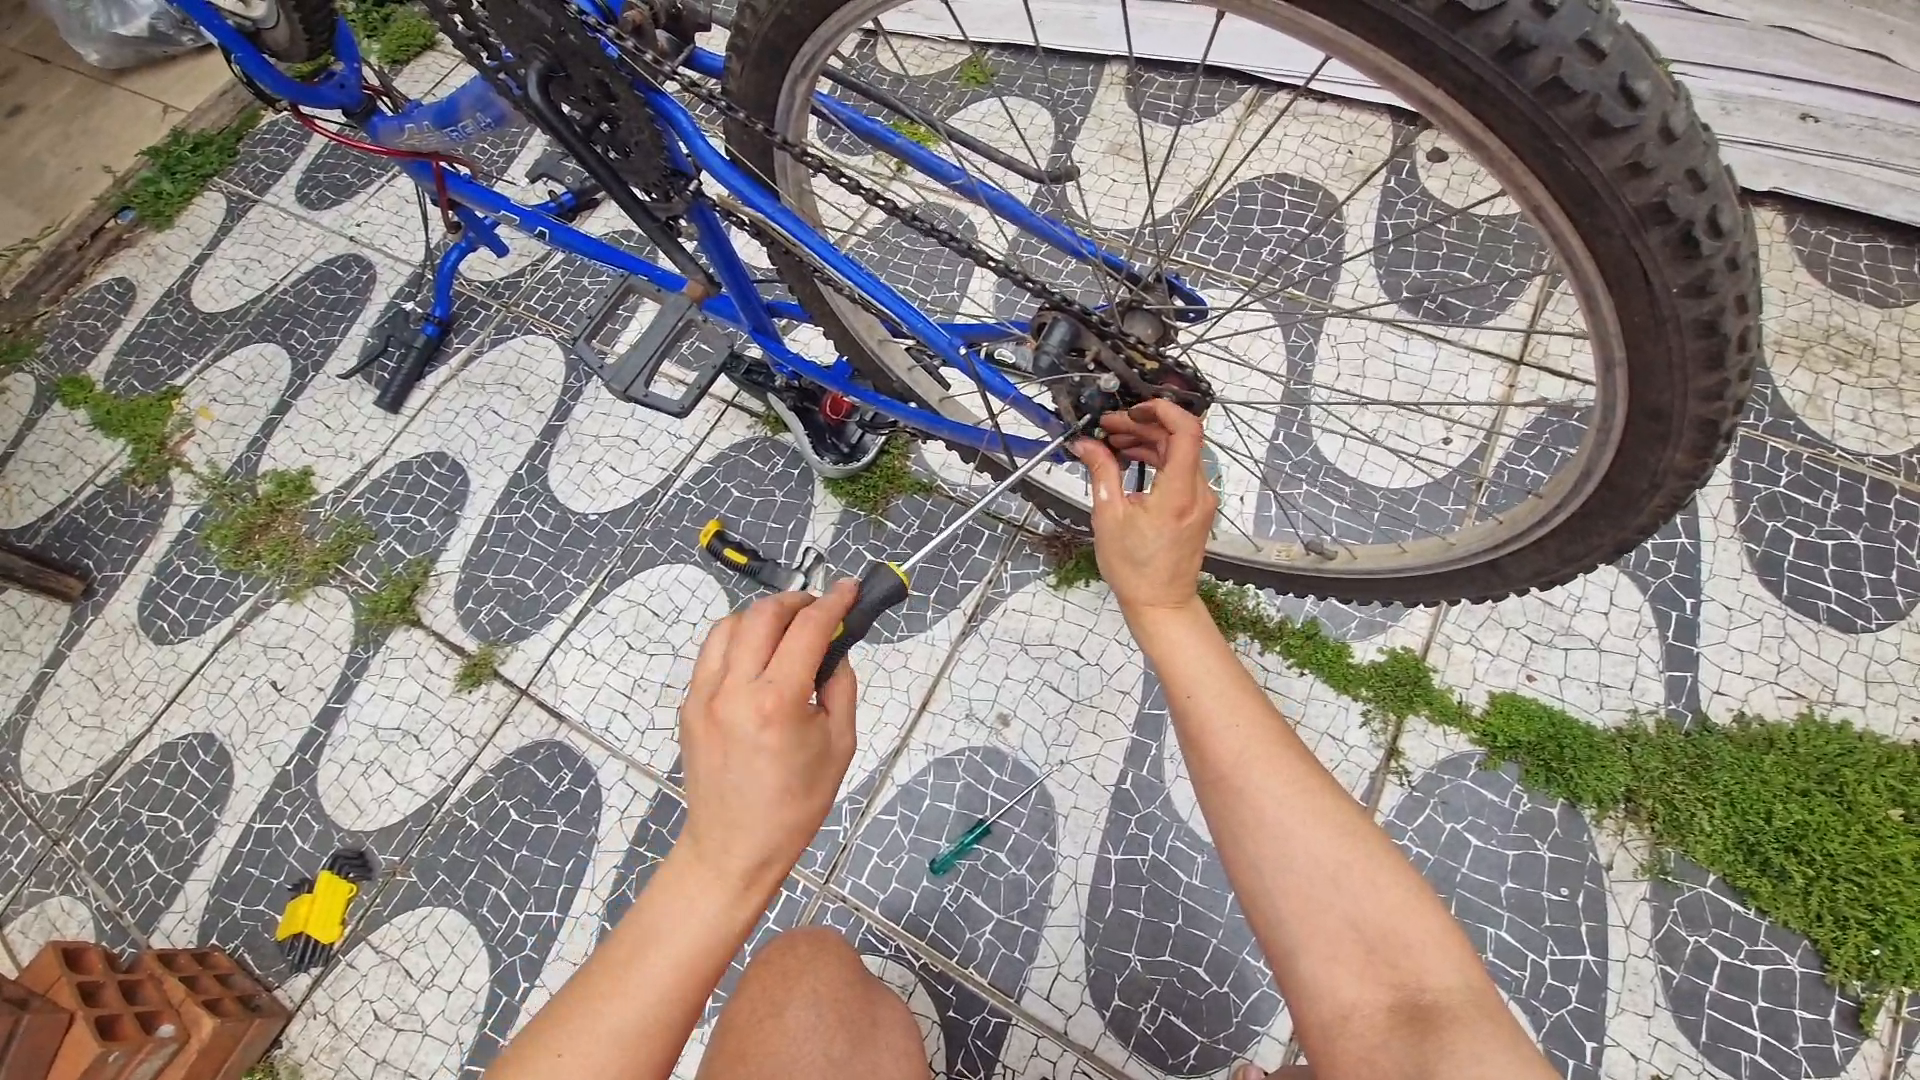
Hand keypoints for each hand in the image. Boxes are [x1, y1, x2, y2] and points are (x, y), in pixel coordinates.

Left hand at [675, 582, 860, 896]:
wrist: (734, 846)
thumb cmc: (796, 803)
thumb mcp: (840, 745)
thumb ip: (841, 687)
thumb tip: (835, 649)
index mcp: (778, 702)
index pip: (808, 630)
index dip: (834, 603)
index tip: (850, 588)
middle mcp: (734, 690)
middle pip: (763, 615)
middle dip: (796, 601)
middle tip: (819, 609)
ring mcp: (703, 696)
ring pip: (730, 626)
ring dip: (763, 617)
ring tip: (786, 630)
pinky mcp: (688, 705)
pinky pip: (712, 654)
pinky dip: (738, 641)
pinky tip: (757, 658)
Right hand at [1071, 399, 1216, 616]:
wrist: (1160, 601)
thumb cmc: (1133, 568)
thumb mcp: (1108, 517)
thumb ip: (1101, 472)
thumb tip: (1086, 444)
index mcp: (1178, 494)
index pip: (1187, 431)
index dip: (1162, 411)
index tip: (1132, 410)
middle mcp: (1198, 492)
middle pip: (1181, 438)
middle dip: (1144, 426)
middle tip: (1109, 429)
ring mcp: (1202, 499)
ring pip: (1181, 452)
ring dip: (1149, 442)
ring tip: (1114, 444)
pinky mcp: (1198, 506)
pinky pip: (1181, 470)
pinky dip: (1158, 459)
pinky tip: (1131, 461)